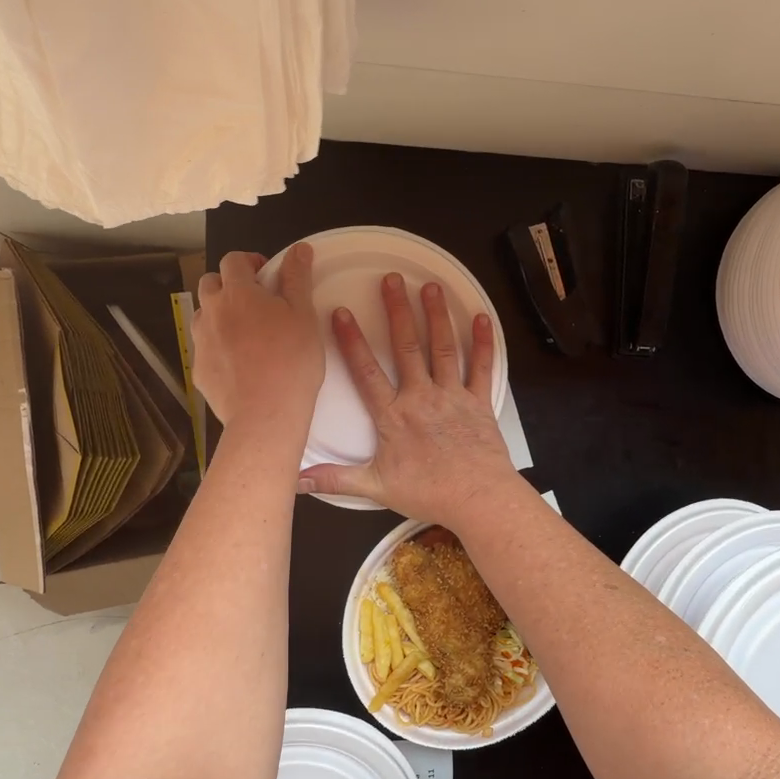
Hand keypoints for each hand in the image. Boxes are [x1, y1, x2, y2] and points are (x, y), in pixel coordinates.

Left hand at [191, 244, 322, 428]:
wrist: (265, 414)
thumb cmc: (291, 362)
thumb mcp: (304, 315)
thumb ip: (297, 278)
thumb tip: (299, 249)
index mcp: (238, 293)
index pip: (233, 260)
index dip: (250, 263)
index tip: (268, 276)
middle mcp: (212, 312)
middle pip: (211, 284)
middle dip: (230, 286)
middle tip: (257, 304)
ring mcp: (201, 342)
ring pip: (205, 316)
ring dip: (221, 316)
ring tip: (248, 335)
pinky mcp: (199, 370)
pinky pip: (206, 349)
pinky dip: (220, 348)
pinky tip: (241, 365)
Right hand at [300, 274, 523, 524]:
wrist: (477, 498)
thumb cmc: (429, 493)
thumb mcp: (376, 487)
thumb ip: (335, 478)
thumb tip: (297, 480)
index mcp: (393, 416)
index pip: (366, 372)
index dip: (352, 341)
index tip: (341, 312)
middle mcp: (421, 398)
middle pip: (406, 347)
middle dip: (397, 311)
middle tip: (392, 280)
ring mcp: (452, 397)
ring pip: (443, 348)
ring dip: (437, 316)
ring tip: (431, 287)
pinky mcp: (479, 403)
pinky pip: (481, 367)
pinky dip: (482, 342)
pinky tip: (482, 318)